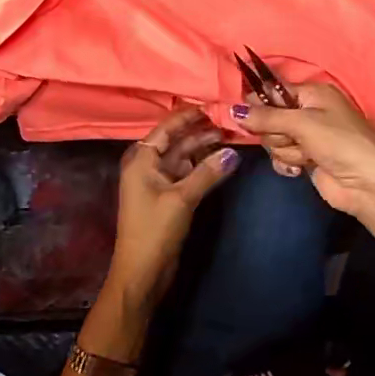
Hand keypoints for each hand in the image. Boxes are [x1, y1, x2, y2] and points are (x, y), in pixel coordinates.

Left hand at [108, 108, 237, 308]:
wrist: (142, 271)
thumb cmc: (154, 230)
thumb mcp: (182, 198)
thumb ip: (207, 173)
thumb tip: (233, 151)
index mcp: (141, 159)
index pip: (166, 128)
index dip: (188, 116)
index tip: (213, 104)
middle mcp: (146, 165)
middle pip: (175, 141)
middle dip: (199, 131)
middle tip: (229, 120)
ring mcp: (157, 181)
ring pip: (182, 156)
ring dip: (203, 148)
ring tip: (230, 136)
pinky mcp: (167, 196)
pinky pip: (186, 172)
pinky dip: (201, 166)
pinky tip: (221, 160)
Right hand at [234, 82, 374, 217]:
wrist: (367, 184)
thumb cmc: (340, 142)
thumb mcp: (303, 123)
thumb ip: (265, 116)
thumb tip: (231, 109)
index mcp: (312, 93)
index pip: (273, 91)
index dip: (259, 103)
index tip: (247, 114)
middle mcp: (307, 112)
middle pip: (268, 118)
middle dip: (276, 133)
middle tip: (293, 139)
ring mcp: (305, 137)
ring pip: (272, 140)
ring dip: (285, 150)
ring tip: (305, 156)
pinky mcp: (303, 159)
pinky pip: (279, 156)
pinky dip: (287, 163)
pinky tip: (300, 169)